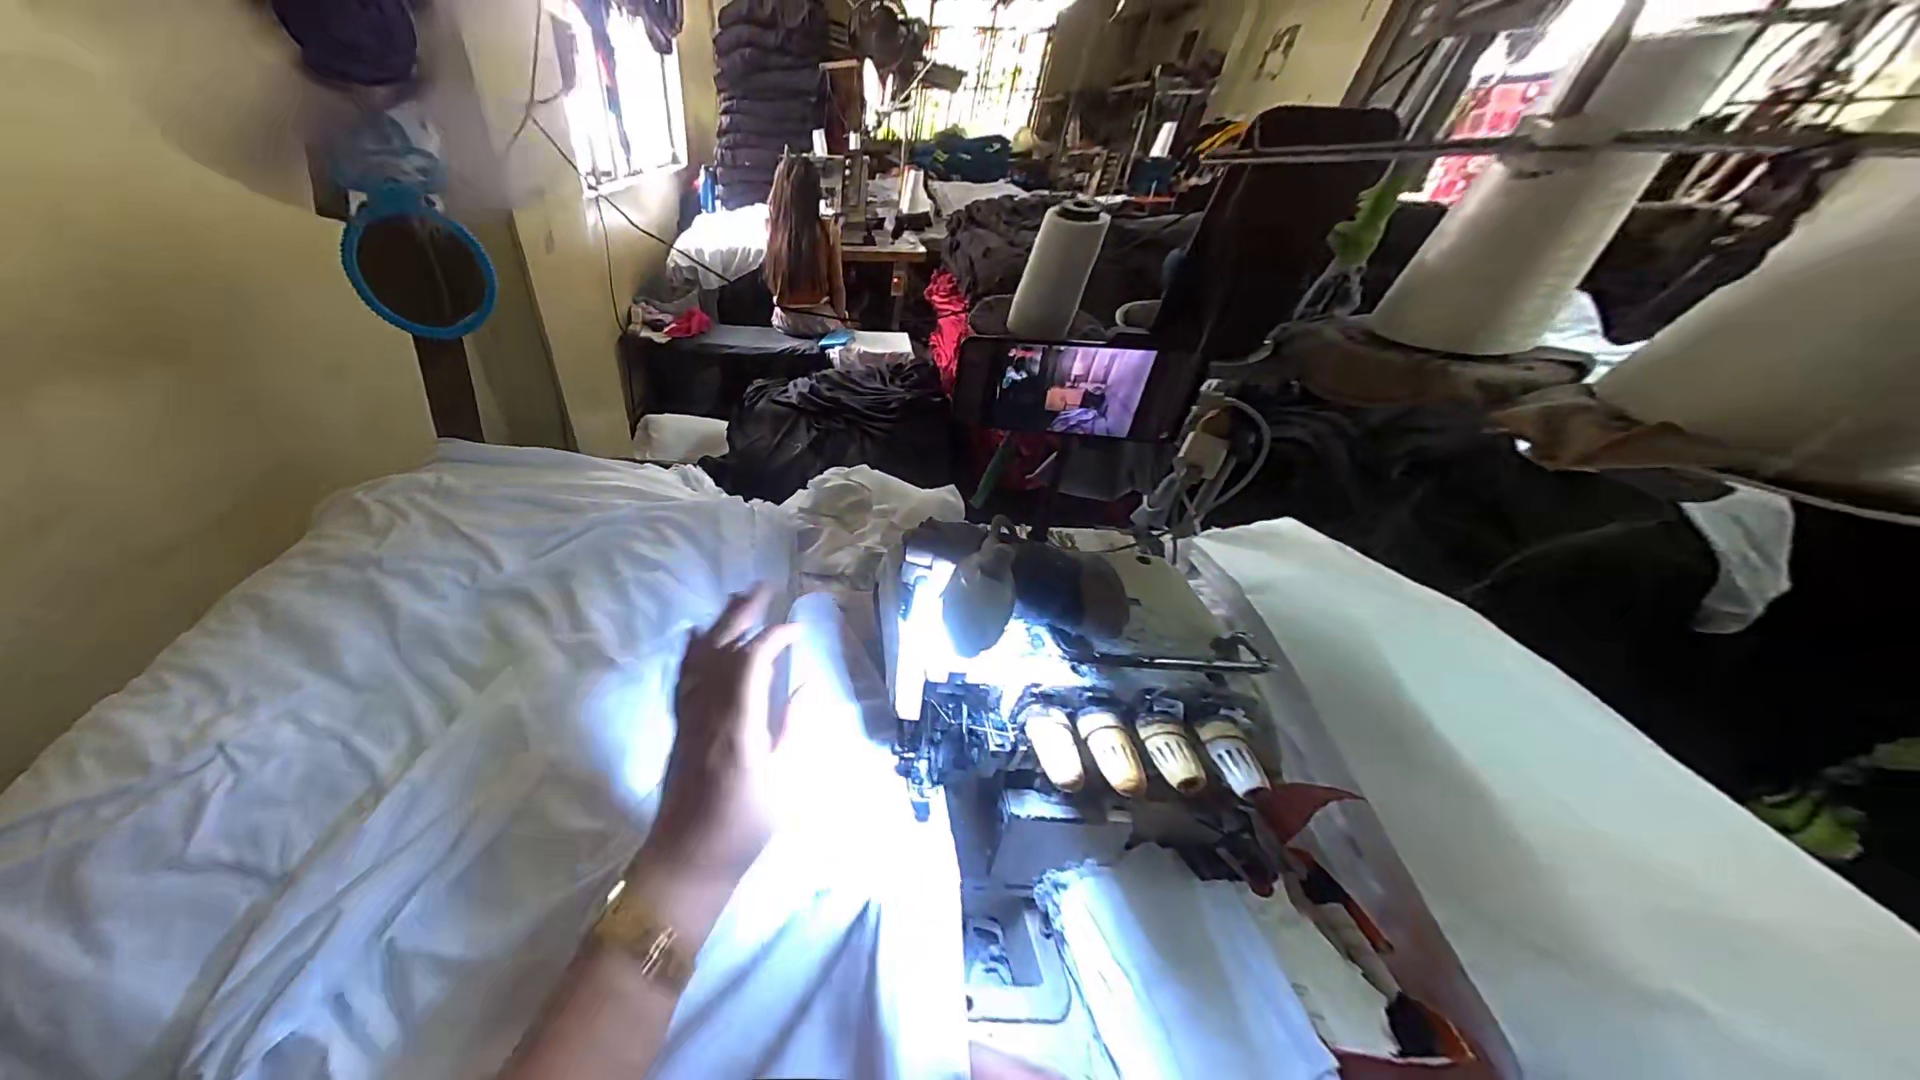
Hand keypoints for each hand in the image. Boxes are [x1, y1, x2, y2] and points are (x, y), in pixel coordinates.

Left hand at [643, 584, 800, 882]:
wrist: (685, 861)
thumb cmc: (742, 828)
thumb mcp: (781, 781)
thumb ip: (792, 728)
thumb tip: (806, 685)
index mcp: (737, 726)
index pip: (752, 662)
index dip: (774, 637)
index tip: (797, 629)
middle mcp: (707, 712)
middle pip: (722, 650)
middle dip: (743, 614)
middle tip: (764, 588)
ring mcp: (688, 717)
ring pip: (700, 658)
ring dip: (719, 624)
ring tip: (736, 599)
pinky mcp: (680, 726)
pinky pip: (684, 677)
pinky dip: (692, 650)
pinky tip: (695, 635)